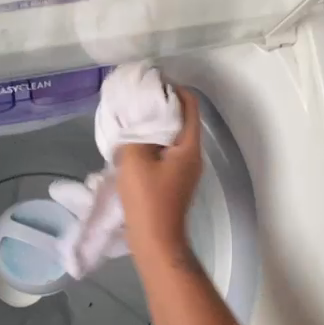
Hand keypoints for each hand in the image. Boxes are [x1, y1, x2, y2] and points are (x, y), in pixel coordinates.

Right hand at [115, 88, 202, 260]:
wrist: (155, 240)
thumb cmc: (147, 199)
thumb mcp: (135, 159)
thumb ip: (135, 133)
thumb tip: (135, 119)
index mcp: (189, 147)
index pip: (190, 105)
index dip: (173, 89)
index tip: (151, 84)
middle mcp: (192, 156)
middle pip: (180, 121)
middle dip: (160, 107)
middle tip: (136, 100)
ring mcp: (184, 171)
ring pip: (171, 139)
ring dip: (153, 127)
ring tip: (130, 120)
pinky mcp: (173, 183)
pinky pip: (164, 154)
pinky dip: (150, 144)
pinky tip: (131, 146)